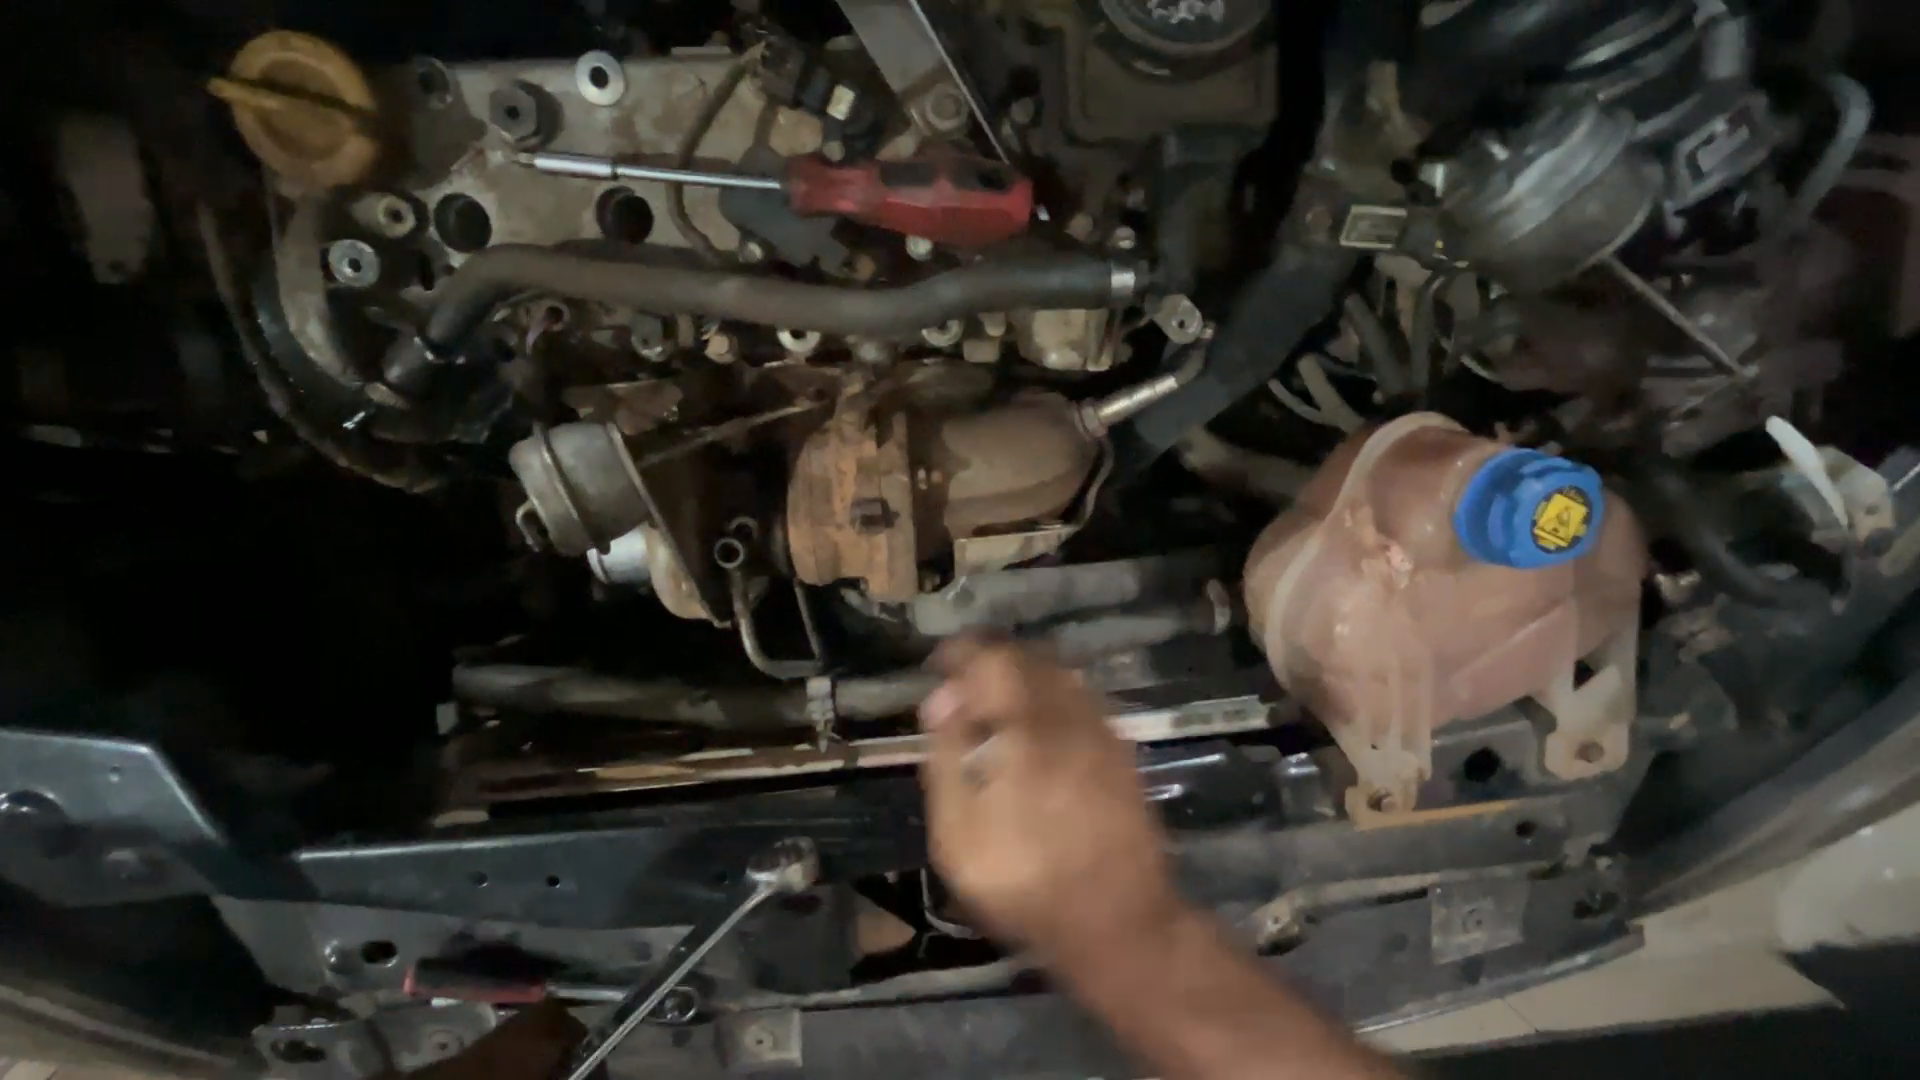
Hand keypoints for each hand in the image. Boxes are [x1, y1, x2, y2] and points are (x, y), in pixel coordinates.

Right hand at [917, 637, 1181, 961]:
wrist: (1121, 922)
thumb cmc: (1027, 881)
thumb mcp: (959, 834)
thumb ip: (946, 757)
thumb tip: (942, 701)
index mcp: (1028, 725)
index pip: (992, 658)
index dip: (961, 651)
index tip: (938, 661)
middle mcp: (1071, 713)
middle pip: (1029, 657)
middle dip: (991, 661)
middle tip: (962, 685)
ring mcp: (1103, 730)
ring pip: (1059, 675)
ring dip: (1022, 676)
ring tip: (994, 702)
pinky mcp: (1122, 751)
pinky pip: (1081, 700)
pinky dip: (1051, 696)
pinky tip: (1037, 726)